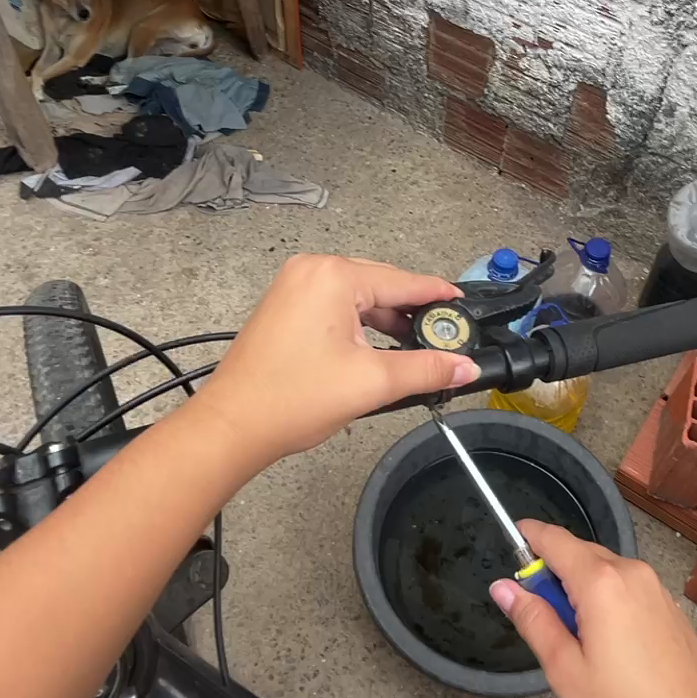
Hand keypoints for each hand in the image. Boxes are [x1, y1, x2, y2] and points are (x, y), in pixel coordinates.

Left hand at [186, 255, 479, 461]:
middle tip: (443, 334)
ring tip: (415, 345)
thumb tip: (464, 367)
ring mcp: (294, 286)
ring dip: (386, 318)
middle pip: (381, 284)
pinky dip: (360, 323)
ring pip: (358, 295)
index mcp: (333, 276)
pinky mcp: (285, 306)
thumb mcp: (373, 382)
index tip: (460, 304)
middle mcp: (312, 270)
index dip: (436, 295)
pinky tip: (378, 345)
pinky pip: (336, 305)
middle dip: (412, 310)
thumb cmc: (290, 399)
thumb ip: (426, 369)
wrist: (232, 427)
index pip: (402, 281)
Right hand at [491, 521, 696, 697]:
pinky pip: (630, 591)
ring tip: (576, 645)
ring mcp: (659, 592)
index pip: (555, 539)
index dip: (529, 537)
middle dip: (554, 573)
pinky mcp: (674, 613)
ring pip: (607, 572)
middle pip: (581, 553)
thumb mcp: (565, 673)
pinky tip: (610, 652)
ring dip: (582, 590)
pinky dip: (609, 603)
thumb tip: (502, 586)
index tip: (511, 542)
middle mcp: (635, 574)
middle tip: (538, 616)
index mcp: (603, 583)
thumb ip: (532, 620)